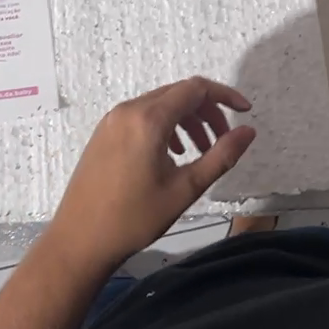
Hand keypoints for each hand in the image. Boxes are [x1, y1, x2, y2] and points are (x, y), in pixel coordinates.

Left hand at [44, 77, 256, 270]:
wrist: (79, 239)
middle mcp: (128, 110)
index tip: (245, 111)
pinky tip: (171, 155)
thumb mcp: (185, 189)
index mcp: (149, 119)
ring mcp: (112, 119)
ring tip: (200, 152)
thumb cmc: (134, 218)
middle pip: (178, 93)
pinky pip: (142, 116)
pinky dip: (164, 126)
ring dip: (186, 120)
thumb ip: (220, 156)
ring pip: (160, 104)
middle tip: (223, 140)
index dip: (224, 95)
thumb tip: (249, 131)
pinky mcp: (104, 132)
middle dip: (206, 111)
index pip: (195, 88)